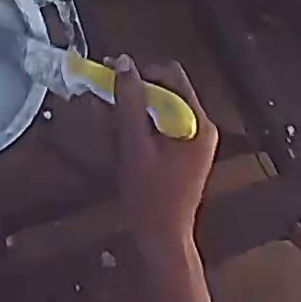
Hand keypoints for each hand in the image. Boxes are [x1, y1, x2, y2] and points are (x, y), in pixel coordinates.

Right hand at [110, 58, 216, 250]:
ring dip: (128, 110)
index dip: (141, 71)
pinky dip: (134, 126)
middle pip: (162, 90)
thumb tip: (122, 60)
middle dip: (130, 93)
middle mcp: (198, 125)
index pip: (171, 75)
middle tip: (102, 99)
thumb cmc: (151, 195)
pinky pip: (155, 126)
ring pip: (155, 108)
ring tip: (105, 122)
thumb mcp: (135, 144)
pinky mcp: (178, 151)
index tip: (113, 79)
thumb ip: (129, 101)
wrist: (162, 241)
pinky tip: (115, 137)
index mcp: (197, 122)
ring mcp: (189, 139)